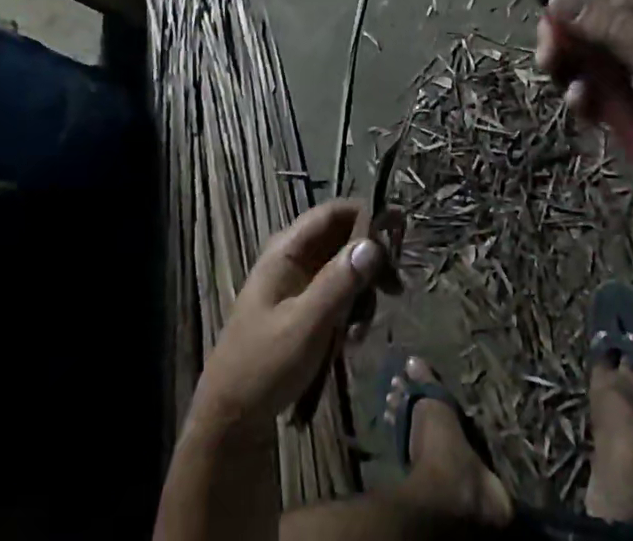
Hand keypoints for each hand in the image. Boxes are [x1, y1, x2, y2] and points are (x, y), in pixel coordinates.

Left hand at [187, 200, 391, 433]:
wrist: (231, 419)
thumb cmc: (264, 365)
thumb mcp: (306, 324)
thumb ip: (339, 282)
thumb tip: (374, 242)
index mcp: (285, 252)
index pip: (332, 213)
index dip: (367, 215)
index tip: (401, 232)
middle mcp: (293, 261)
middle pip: (344, 240)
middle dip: (371, 261)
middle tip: (394, 287)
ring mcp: (299, 286)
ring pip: (346, 270)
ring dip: (363, 292)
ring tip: (363, 328)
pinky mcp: (305, 310)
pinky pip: (339, 296)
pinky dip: (352, 311)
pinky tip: (352, 340)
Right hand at [533, 0, 632, 170]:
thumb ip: (606, 24)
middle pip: (577, 7)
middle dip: (558, 32)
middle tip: (549, 59)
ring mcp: (626, 50)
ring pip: (576, 47)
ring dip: (566, 69)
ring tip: (574, 96)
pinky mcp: (621, 82)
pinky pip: (586, 79)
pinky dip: (581, 94)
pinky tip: (587, 112)